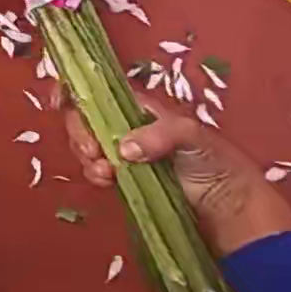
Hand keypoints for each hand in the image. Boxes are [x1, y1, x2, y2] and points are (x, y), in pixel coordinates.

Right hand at [65, 93, 290, 255]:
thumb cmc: (213, 157)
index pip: (97, 88)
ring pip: (86, 143)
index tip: (60, 100)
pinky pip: (96, 169)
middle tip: (93, 153)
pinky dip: (94, 173)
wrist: (229, 203)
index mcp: (137, 104)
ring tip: (106, 172)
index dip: (74, 88)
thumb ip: (158, 134)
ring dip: (87, 156)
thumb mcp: (191, 133)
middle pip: (84, 116)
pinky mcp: (123, 177)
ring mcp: (122, 150)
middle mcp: (124, 123)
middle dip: (80, 131)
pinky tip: (107, 181)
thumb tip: (122, 148)